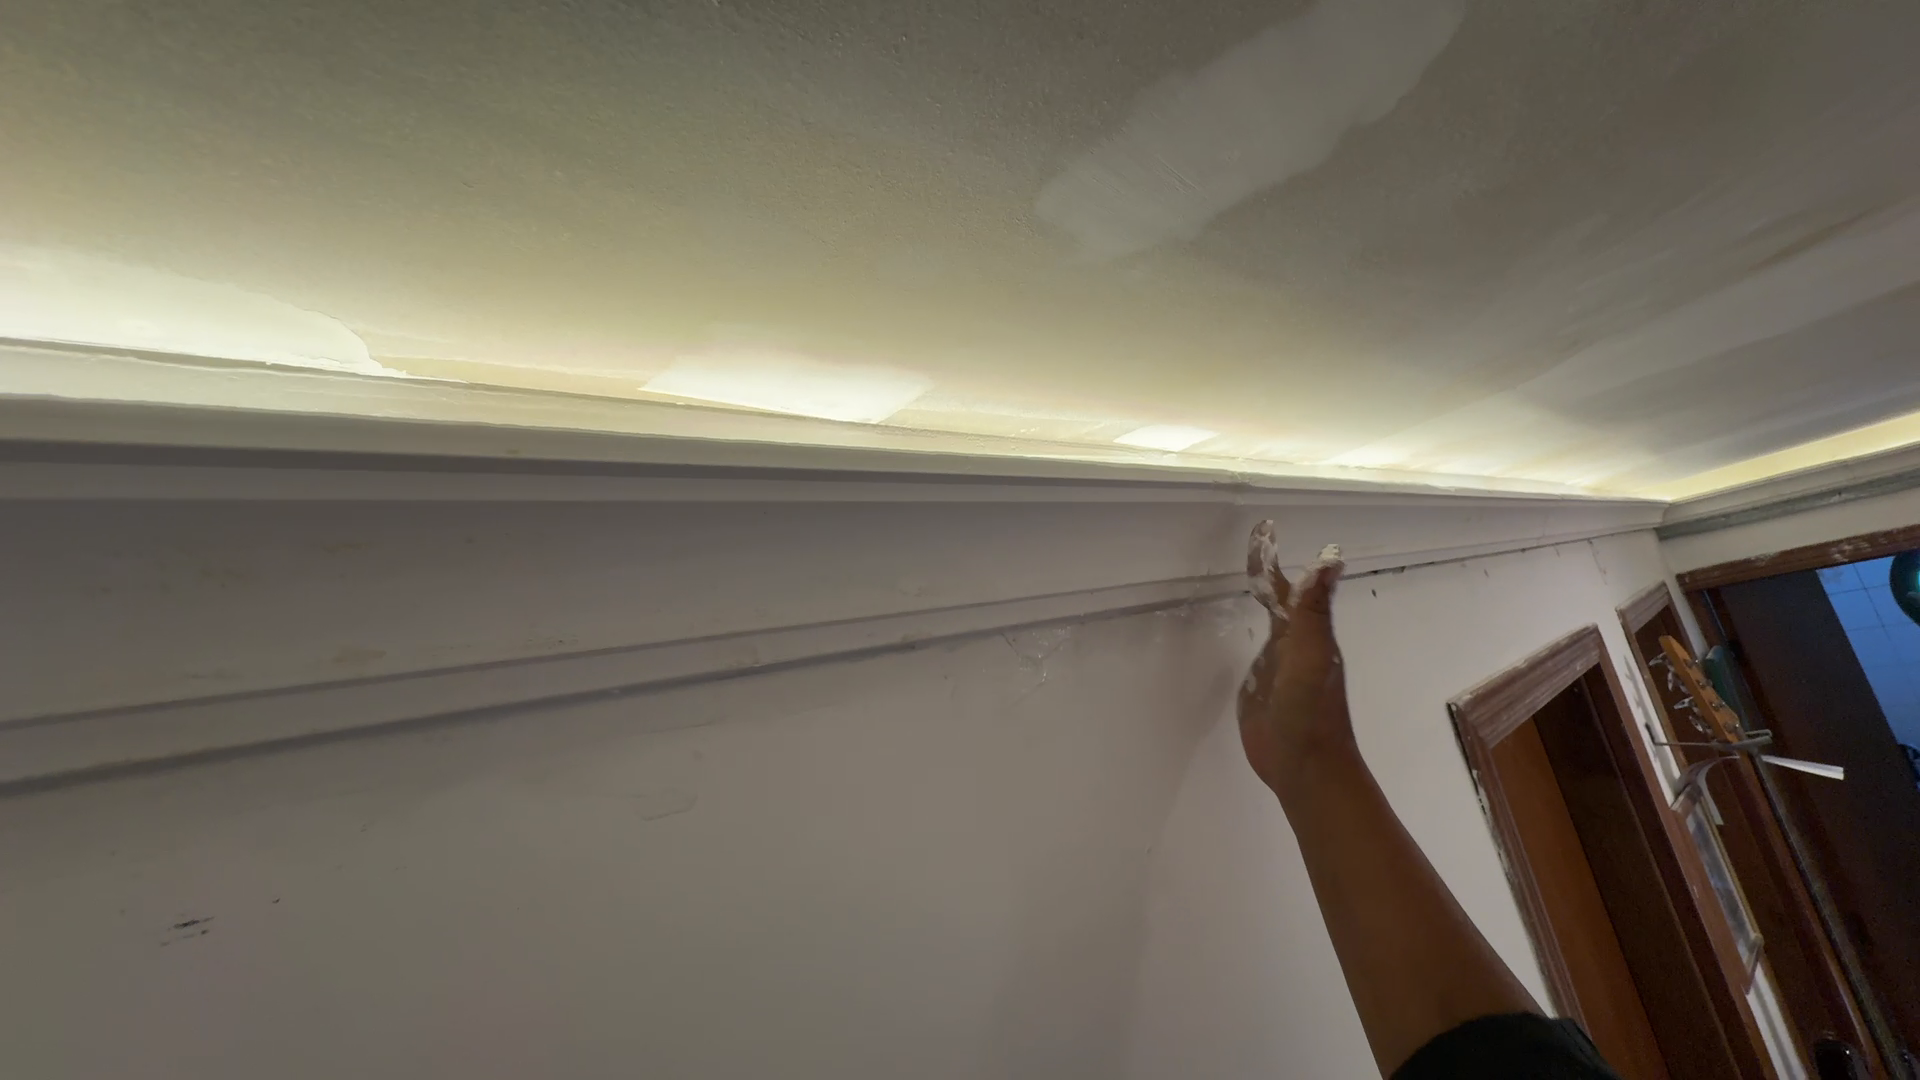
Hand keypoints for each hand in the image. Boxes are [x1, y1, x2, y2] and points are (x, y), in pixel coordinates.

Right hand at [1238, 521, 1357, 799]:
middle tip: (1255, 545)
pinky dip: (1249, 631)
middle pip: (1277, 599)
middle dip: (1266, 571)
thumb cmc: (1309, 711)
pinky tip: (1246, 630)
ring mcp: (1277, 667)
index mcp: (1304, 633)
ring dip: (1261, 598)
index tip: (1263, 528)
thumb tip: (1330, 558)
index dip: (1272, 559)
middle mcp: (1293, 644)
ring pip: (1269, 622)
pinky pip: (1254, 649)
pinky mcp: (1260, 688)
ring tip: (1252, 578)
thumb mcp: (1311, 655)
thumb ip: (1312, 611)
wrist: (1305, 766)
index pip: (1285, 586)